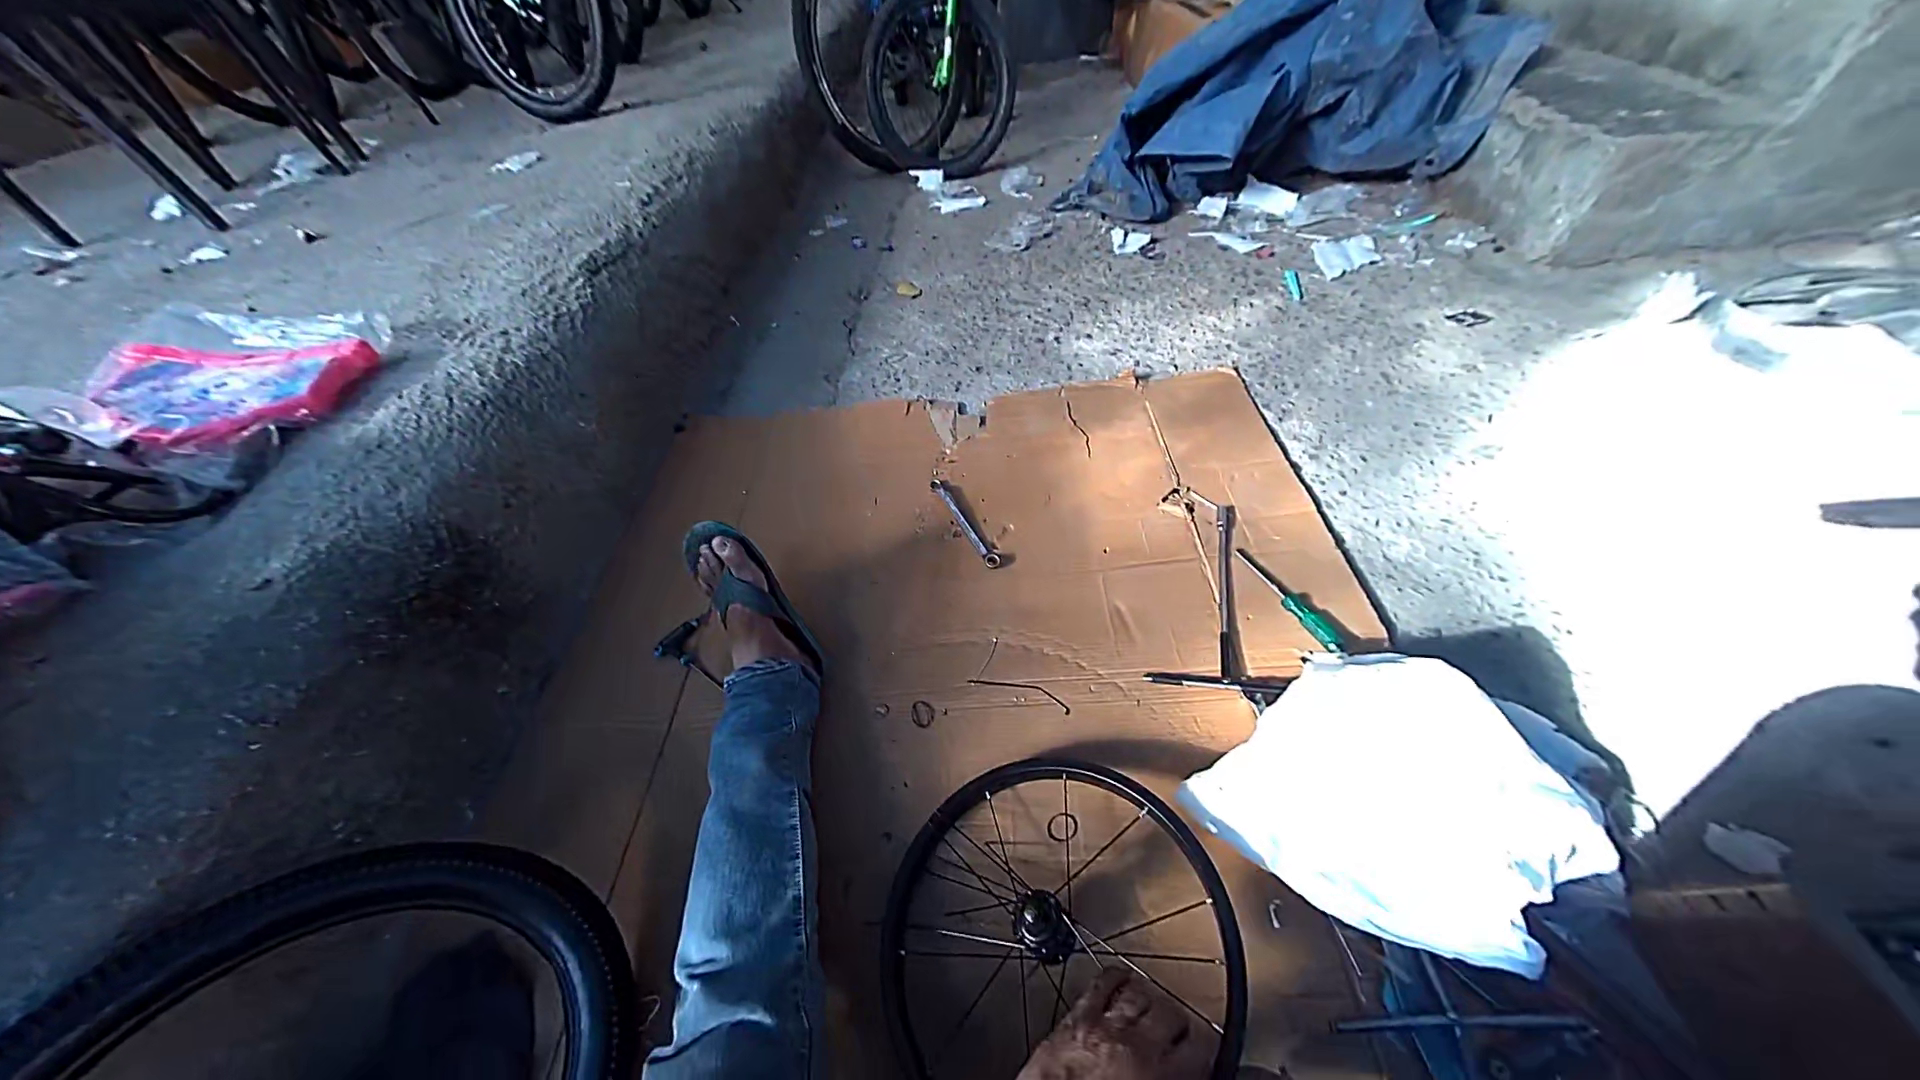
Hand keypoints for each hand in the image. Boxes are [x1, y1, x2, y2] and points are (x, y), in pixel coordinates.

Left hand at [1016, 969, 1214, 1079]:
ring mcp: (1105, 1025)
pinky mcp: (1078, 1016)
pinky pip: (1101, 985)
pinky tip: (1120, 976)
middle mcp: (1135, 1045)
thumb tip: (1180, 1074)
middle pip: (1168, 1013)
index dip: (1205, 1046)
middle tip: (1179, 1026)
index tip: (1205, 1047)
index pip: (1197, 1050)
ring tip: (1153, 1002)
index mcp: (1159, 1075)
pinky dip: (1115, 977)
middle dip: (1177, 1019)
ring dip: (1149, 998)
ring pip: (1138, 995)